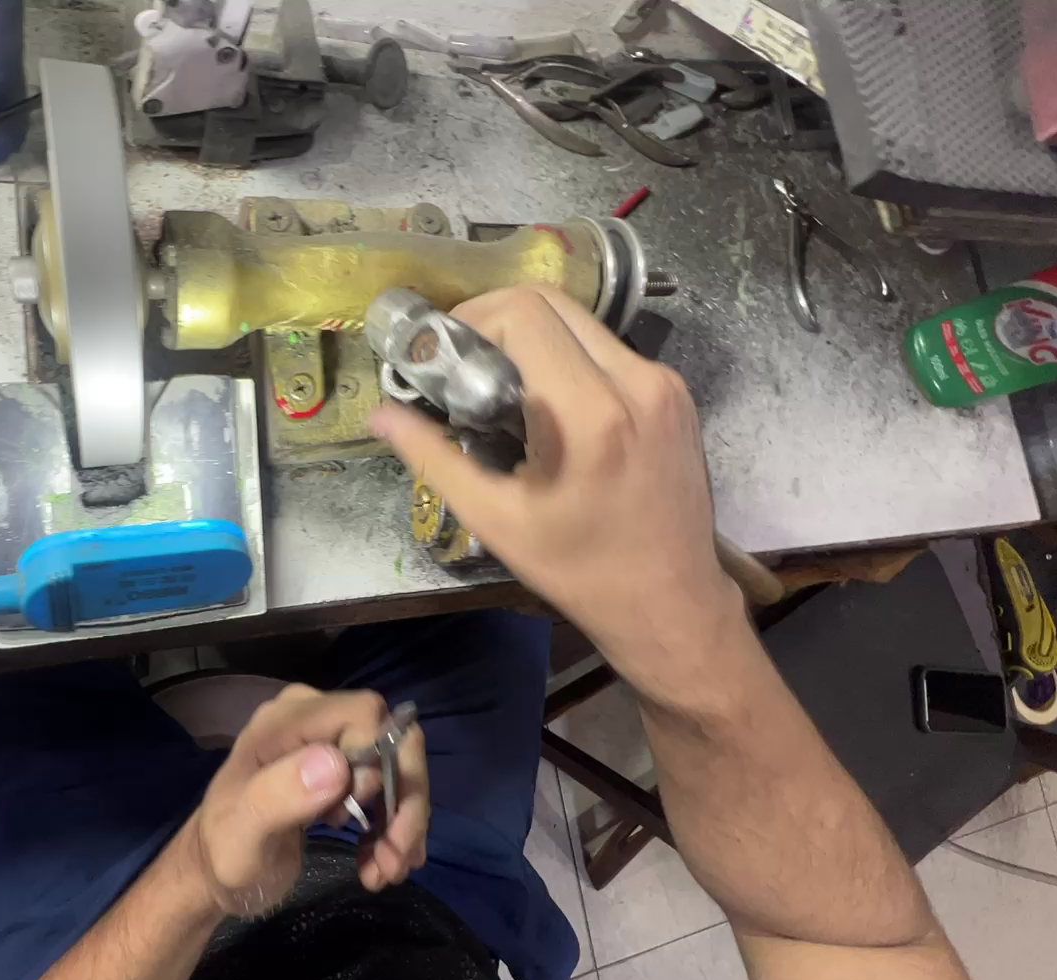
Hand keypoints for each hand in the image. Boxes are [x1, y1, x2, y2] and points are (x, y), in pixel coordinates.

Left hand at [183, 685, 428, 915]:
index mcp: (287, 720)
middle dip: (404, 800)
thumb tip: (337, 765)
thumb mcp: (241, 836)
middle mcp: (314, 718)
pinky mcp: (344, 766)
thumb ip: (279, 796)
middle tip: (394, 861)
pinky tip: (378, 864)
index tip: (358, 813)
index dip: (378, 761)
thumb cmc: (224, 854)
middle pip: (392, 738)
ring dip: (404, 821)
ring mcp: (330, 740)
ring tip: (386, 871)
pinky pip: (390, 784)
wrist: (217, 872)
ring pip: (398, 765)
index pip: (363, 714)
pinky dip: (395, 826)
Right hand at [370, 285, 750, 707]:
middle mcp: (636, 381)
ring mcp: (664, 384)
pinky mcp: (677, 394)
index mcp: (587, 413)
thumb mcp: (494, 519)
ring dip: (533, 337)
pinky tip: (547, 403)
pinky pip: (609, 350)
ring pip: (583, 322)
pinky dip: (567, 357)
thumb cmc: (576, 569)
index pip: (522, 315)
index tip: (444, 354)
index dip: (472, 318)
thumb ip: (433, 457)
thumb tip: (379, 416)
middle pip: (553, 302)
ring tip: (501, 384)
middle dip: (496, 318)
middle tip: (463, 361)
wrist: (670, 601)